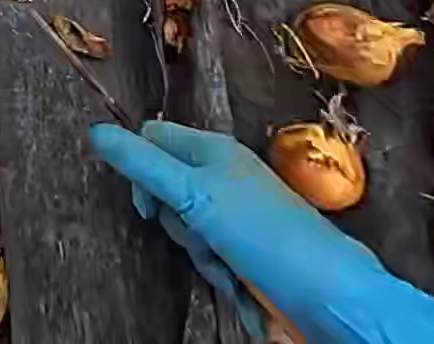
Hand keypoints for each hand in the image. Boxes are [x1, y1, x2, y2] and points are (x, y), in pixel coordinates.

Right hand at [91, 121, 433, 343]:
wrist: (339, 302)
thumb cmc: (262, 236)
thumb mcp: (193, 195)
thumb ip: (142, 163)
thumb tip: (95, 131)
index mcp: (211, 149)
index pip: (152, 139)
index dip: (140, 169)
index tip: (147, 207)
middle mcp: (224, 175)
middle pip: (169, 187)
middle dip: (179, 224)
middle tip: (201, 239)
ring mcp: (241, 214)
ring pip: (191, 227)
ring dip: (204, 257)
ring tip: (230, 274)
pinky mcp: (254, 251)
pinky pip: (217, 256)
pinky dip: (226, 277)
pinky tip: (246, 293)